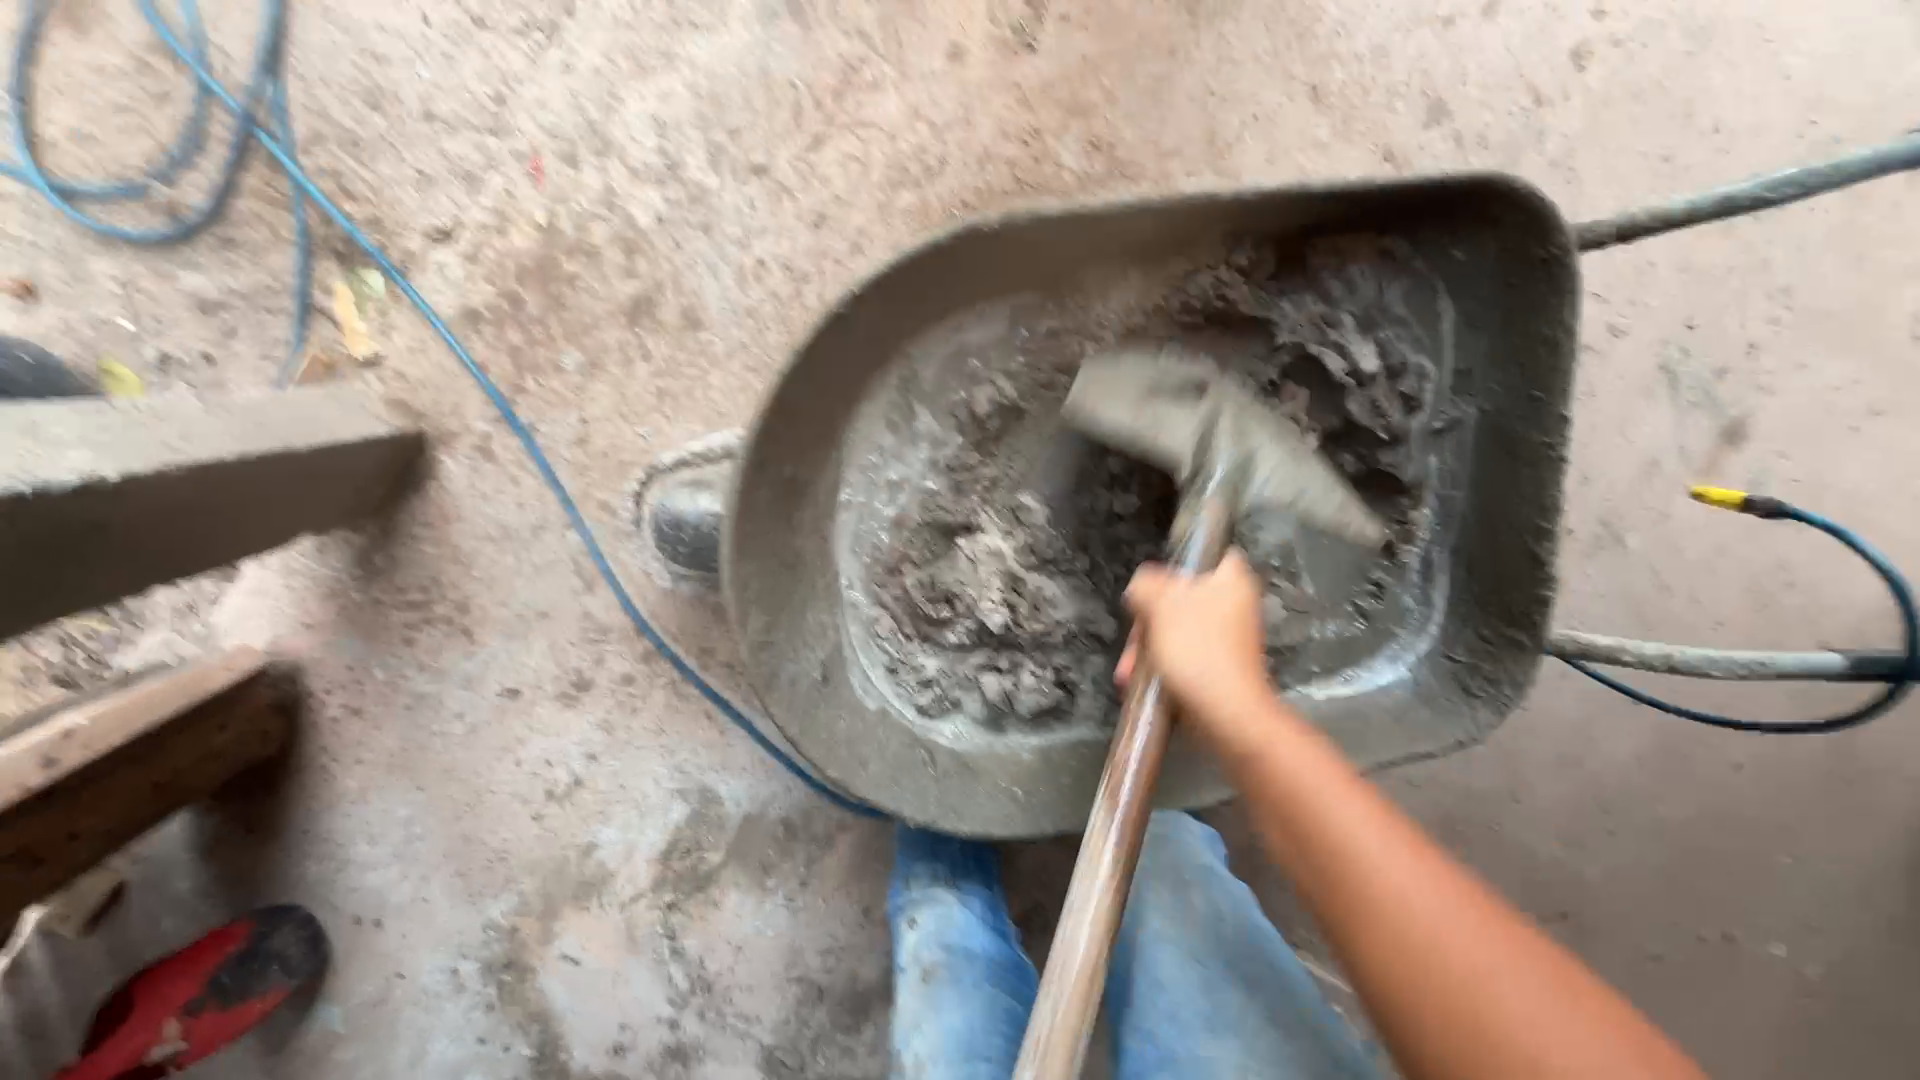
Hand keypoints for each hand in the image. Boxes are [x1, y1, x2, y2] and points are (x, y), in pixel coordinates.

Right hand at [1116, 550, 1276, 736]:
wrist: (1227, 714)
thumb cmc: (1198, 650)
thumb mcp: (1162, 605)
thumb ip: (1147, 584)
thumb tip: (1142, 584)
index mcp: (1231, 581)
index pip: (1212, 555)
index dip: (1182, 563)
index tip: (1155, 581)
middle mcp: (1233, 606)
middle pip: (1181, 598)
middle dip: (1148, 621)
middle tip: (1135, 639)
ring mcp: (1225, 640)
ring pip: (1175, 631)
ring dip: (1147, 649)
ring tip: (1128, 672)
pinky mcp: (1216, 668)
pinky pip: (1182, 657)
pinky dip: (1160, 667)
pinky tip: (1137, 683)